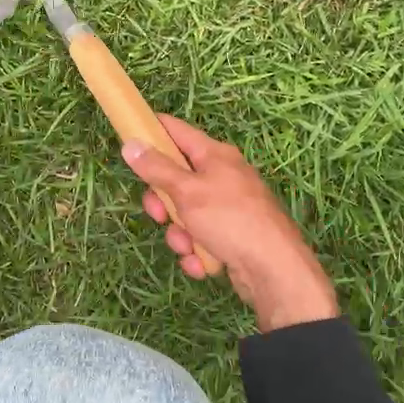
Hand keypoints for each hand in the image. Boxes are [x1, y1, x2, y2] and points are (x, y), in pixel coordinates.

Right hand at [122, 115, 339, 332]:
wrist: (276, 272)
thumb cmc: (230, 220)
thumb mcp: (186, 191)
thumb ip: (156, 168)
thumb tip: (130, 144)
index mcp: (214, 155)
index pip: (174, 130)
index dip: (150, 131)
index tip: (127, 142)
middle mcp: (222, 175)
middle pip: (175, 176)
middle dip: (162, 200)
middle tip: (158, 214)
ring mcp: (228, 206)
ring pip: (185, 211)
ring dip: (179, 232)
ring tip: (187, 246)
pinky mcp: (232, 234)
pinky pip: (201, 235)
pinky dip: (196, 249)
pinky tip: (200, 263)